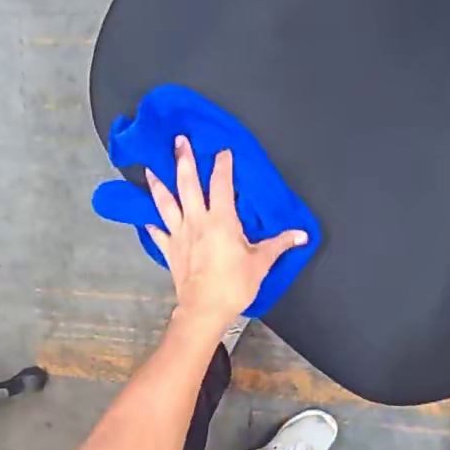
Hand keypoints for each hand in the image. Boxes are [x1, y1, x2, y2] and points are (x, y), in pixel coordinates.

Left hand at [145, 135, 307, 330]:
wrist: (204, 309)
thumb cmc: (234, 284)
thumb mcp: (261, 262)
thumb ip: (279, 244)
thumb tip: (302, 235)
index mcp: (222, 219)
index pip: (222, 183)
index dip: (223, 165)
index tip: (223, 151)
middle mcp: (197, 220)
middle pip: (188, 184)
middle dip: (184, 160)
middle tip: (179, 141)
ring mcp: (180, 235)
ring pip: (166, 203)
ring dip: (159, 185)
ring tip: (151, 169)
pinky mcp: (171, 251)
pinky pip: (159, 234)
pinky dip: (153, 225)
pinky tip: (148, 220)